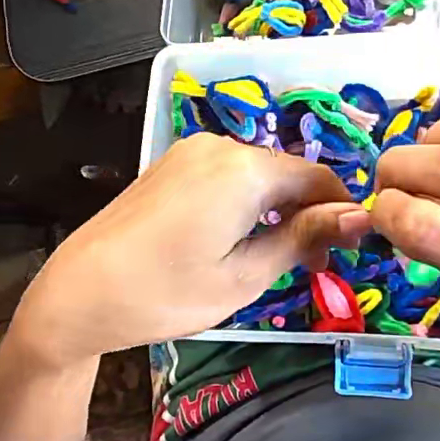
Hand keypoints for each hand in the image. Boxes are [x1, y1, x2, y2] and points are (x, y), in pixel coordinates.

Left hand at [10, 133, 367, 364]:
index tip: (346, 254)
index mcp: (245, 169)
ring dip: (276, 210)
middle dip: (307, 215)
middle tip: (309, 268)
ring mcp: (190, 151)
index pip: (318, 179)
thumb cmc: (166, 294)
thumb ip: (303, 238)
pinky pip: (227, 175)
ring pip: (258, 174)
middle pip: (287, 174)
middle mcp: (220, 146)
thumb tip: (360, 216)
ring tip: (272, 259)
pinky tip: (235, 238)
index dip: (341, 214)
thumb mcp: (244, 276)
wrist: (80, 292)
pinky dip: (245, 202)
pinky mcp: (171, 163)